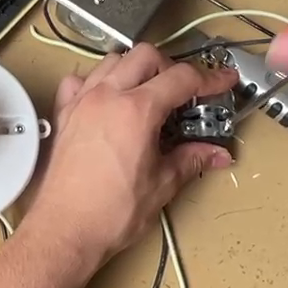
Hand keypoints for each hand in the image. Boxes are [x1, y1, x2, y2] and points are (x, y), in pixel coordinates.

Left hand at [22, 43, 236, 264]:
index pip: (182, 78)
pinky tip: (108, 101)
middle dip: (171, 68)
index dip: (210, 78)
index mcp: (136, 111)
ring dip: (136, 69)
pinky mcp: (64, 117)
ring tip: (150, 94)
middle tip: (185, 94)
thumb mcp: (162, 185)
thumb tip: (214, 153)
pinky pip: (80, 81)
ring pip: (112, 61)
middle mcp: (106, 98)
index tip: (223, 82)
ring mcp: (81, 103)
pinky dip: (97, 82)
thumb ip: (191, 159)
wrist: (65, 231)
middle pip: (146, 56)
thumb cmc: (108, 214)